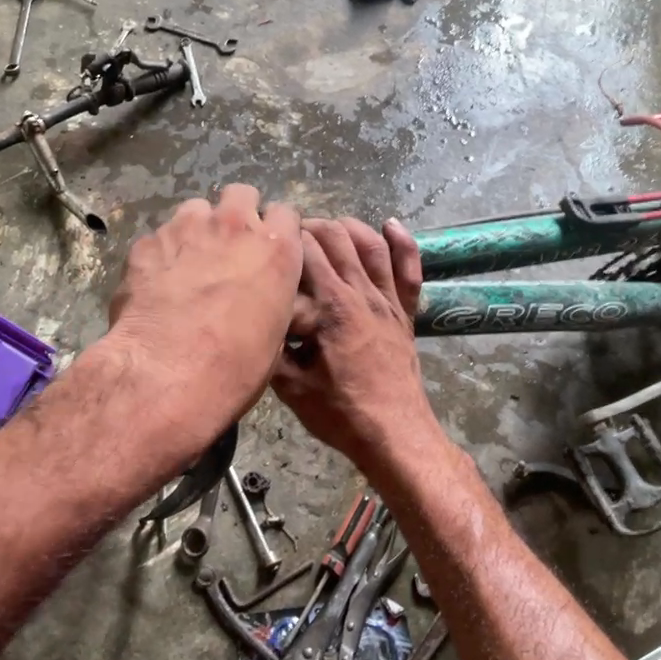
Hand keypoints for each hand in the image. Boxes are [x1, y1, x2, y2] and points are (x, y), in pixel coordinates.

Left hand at [102, 185, 302, 443]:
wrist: (167, 373)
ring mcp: (186, 227)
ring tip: (188, 263)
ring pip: (196, 208)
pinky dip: (161, 254)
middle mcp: (234, 226)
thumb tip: (263, 297)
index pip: (285, 214)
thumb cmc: (235, 365)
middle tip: (228, 246)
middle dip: (236, 213)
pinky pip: (159, 237)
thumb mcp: (275, 335)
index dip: (275, 230)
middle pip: (241, 194)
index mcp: (276, 249)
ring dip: (197, 229)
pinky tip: (156, 283)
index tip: (267, 248)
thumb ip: (271, 297)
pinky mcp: (147, 242)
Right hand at [272, 218, 436, 475]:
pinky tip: (392, 224)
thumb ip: (271, 346)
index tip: (266, 238)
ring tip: (327, 225)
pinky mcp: (405, 314)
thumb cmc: (339, 412)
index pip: (305, 251)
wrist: (394, 435)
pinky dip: (404, 244)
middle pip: (336, 238)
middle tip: (289, 234)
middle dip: (310, 227)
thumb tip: (251, 318)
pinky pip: (409, 271)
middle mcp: (360, 293)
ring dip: (348, 227)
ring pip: (370, 246)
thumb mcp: (289, 384)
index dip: (285, 237)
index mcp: (330, 306)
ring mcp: (387, 301)